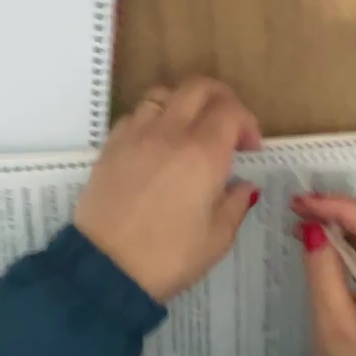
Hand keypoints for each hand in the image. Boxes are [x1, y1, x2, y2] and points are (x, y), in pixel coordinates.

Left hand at [74, 78, 262, 302]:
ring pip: (164, 94)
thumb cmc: (169, 257)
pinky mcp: (111, 147)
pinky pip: (136, 114)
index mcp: (203, 154)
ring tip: (190, 131)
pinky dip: (154, 118)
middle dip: (221, 98)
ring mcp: (135, 136)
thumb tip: (243, 185)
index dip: (247, 123)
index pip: (231, 111)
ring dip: (184, 104)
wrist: (106, 269)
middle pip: (198, 87)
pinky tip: (157, 144)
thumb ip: (235, 204)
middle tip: (228, 125)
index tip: (250, 149)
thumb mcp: (217, 239)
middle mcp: (169, 133)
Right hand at [294, 193, 355, 355]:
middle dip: (340, 206)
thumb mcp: (331, 322)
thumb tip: (311, 227)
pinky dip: (350, 231)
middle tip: (299, 206)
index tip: (302, 203)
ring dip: (344, 216)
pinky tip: (324, 234)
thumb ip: (323, 272)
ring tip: (306, 217)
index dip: (339, 207)